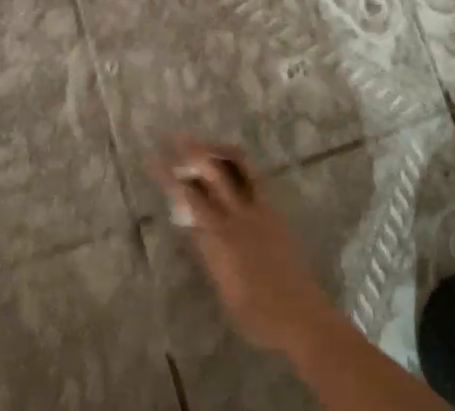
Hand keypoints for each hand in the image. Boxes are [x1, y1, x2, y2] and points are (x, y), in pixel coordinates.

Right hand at [151, 137, 340, 354]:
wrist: (303, 317)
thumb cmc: (256, 313)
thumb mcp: (223, 286)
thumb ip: (208, 252)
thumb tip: (192, 225)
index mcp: (222, 235)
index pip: (188, 195)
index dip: (169, 175)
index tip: (151, 159)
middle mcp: (240, 215)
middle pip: (213, 171)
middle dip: (193, 151)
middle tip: (175, 137)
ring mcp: (262, 211)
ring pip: (241, 166)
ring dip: (220, 151)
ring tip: (205, 145)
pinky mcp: (276, 214)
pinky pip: (255, 179)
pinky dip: (239, 166)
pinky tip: (232, 169)